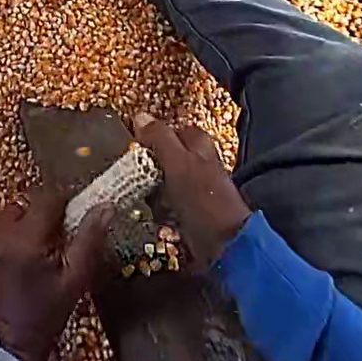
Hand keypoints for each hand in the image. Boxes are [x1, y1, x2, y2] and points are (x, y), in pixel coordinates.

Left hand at [0, 188, 113, 360]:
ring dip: (26, 222)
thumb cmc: (49, 309)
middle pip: (28, 202)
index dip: (62, 205)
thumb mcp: (76, 277)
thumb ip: (90, 237)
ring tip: (35, 249)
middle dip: (43, 216)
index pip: (47, 198)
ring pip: (13, 210)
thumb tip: (106, 205)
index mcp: (25, 240)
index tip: (69, 221)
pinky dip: (10, 231)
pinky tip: (17, 254)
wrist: (12, 339)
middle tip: (53, 241)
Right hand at [133, 113, 251, 266]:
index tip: (136, 147)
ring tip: (148, 200)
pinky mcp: (191, 212)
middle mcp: (199, 163)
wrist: (225, 245)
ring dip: (152, 192)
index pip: (170, 131)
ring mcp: (195, 189)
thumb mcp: (177, 162)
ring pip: (162, 182)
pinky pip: (166, 205)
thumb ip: (159, 138)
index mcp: (199, 145)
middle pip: (163, 157)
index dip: (152, 138)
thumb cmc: (203, 198)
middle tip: (138, 176)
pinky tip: (158, 217)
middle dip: (149, 168)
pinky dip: (159, 210)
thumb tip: (140, 116)